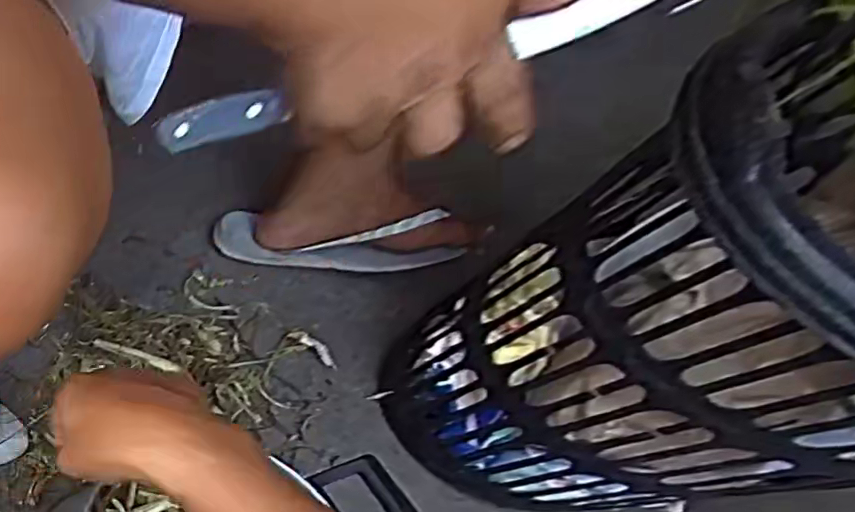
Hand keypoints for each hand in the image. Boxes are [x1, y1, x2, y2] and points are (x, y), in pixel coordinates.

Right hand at [52, 370, 259, 487]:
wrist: (172, 443)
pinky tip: (155, 444)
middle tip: (101, 454)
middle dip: (97, 427)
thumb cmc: (121, 447)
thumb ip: (65, 454)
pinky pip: (158, 405)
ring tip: (130, 453)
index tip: (74, 453)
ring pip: (126, 401)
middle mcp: (105, 375)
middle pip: (93, 403)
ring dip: (126, 423)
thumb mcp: (71, 463)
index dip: (67, 439)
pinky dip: (156, 420)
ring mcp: (141, 377)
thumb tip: (71, 457)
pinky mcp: (173, 385)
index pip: (59, 415)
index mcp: (72, 388)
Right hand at [259, 0, 572, 156]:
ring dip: (363, 127)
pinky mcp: (326, 122)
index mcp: (475, 38)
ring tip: (349, 105)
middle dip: (427, 134)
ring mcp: (374, 109)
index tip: (510, 140)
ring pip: (371, 141)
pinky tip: (309, 98)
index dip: (508, 119)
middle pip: (435, 138)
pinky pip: (317, 134)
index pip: (503, 92)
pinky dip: (314, 120)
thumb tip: (559, 4)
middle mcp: (428, 83)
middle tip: (410, 124)